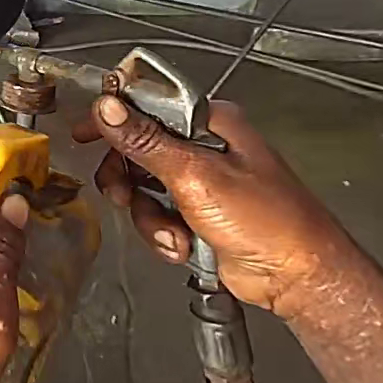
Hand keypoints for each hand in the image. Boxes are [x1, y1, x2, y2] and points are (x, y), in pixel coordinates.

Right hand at [72, 96, 350, 316]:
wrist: (298, 278)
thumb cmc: (265, 219)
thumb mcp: (196, 175)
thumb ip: (145, 141)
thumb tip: (107, 107)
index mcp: (209, 121)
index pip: (148, 104)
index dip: (113, 117)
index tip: (84, 133)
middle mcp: (201, 145)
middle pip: (136, 148)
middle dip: (127, 178)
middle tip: (121, 193)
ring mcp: (197, 180)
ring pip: (141, 186)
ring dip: (147, 215)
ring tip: (169, 233)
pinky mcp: (193, 212)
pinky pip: (154, 213)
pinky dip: (161, 232)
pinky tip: (182, 245)